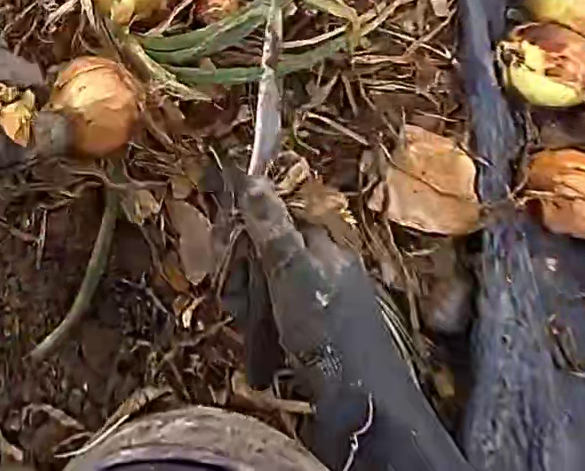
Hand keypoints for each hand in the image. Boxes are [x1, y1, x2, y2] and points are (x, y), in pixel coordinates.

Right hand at [239, 177, 471, 470]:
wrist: (364, 410)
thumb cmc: (329, 333)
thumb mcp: (292, 271)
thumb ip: (270, 223)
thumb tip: (248, 173)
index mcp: (321, 234)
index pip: (270, 204)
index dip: (240, 217)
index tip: (220, 236)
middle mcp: (319, 255)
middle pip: (262, 239)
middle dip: (240, 262)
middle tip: (230, 286)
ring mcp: (317, 289)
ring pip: (263, 273)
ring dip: (244, 293)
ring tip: (243, 318)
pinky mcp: (312, 320)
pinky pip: (272, 302)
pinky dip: (258, 315)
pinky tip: (255, 335)